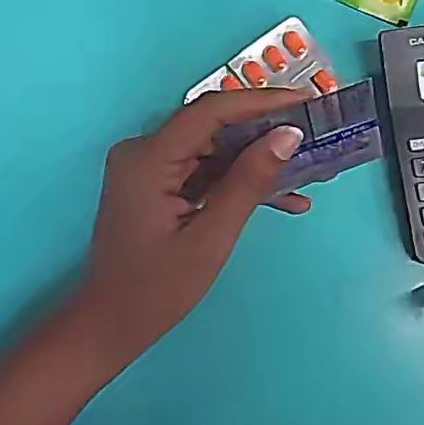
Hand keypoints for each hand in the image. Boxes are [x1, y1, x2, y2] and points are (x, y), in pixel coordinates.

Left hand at [79, 89, 311, 352]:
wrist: (110, 324)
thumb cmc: (156, 289)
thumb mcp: (211, 238)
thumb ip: (248, 183)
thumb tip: (287, 136)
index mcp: (148, 158)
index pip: (210, 111)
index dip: (261, 102)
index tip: (305, 100)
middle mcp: (144, 151)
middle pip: (213, 127)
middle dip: (264, 132)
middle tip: (313, 136)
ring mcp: (149, 167)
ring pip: (213, 149)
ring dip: (256, 162)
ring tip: (306, 172)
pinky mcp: (157, 183)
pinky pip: (204, 172)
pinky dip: (237, 182)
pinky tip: (282, 200)